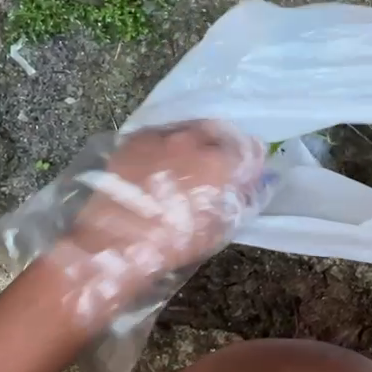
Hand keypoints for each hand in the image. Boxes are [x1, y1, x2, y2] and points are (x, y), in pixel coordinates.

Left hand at [48, 120, 265, 323]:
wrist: (116, 240)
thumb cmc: (173, 242)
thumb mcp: (219, 228)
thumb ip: (242, 199)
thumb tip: (255, 183)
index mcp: (218, 162)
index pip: (248, 148)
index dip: (250, 160)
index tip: (247, 170)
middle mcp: (191, 140)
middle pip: (217, 131)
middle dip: (222, 145)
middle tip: (217, 164)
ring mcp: (160, 136)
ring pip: (186, 129)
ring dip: (192, 142)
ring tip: (186, 163)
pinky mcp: (134, 139)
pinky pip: (158, 135)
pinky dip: (164, 145)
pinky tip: (159, 164)